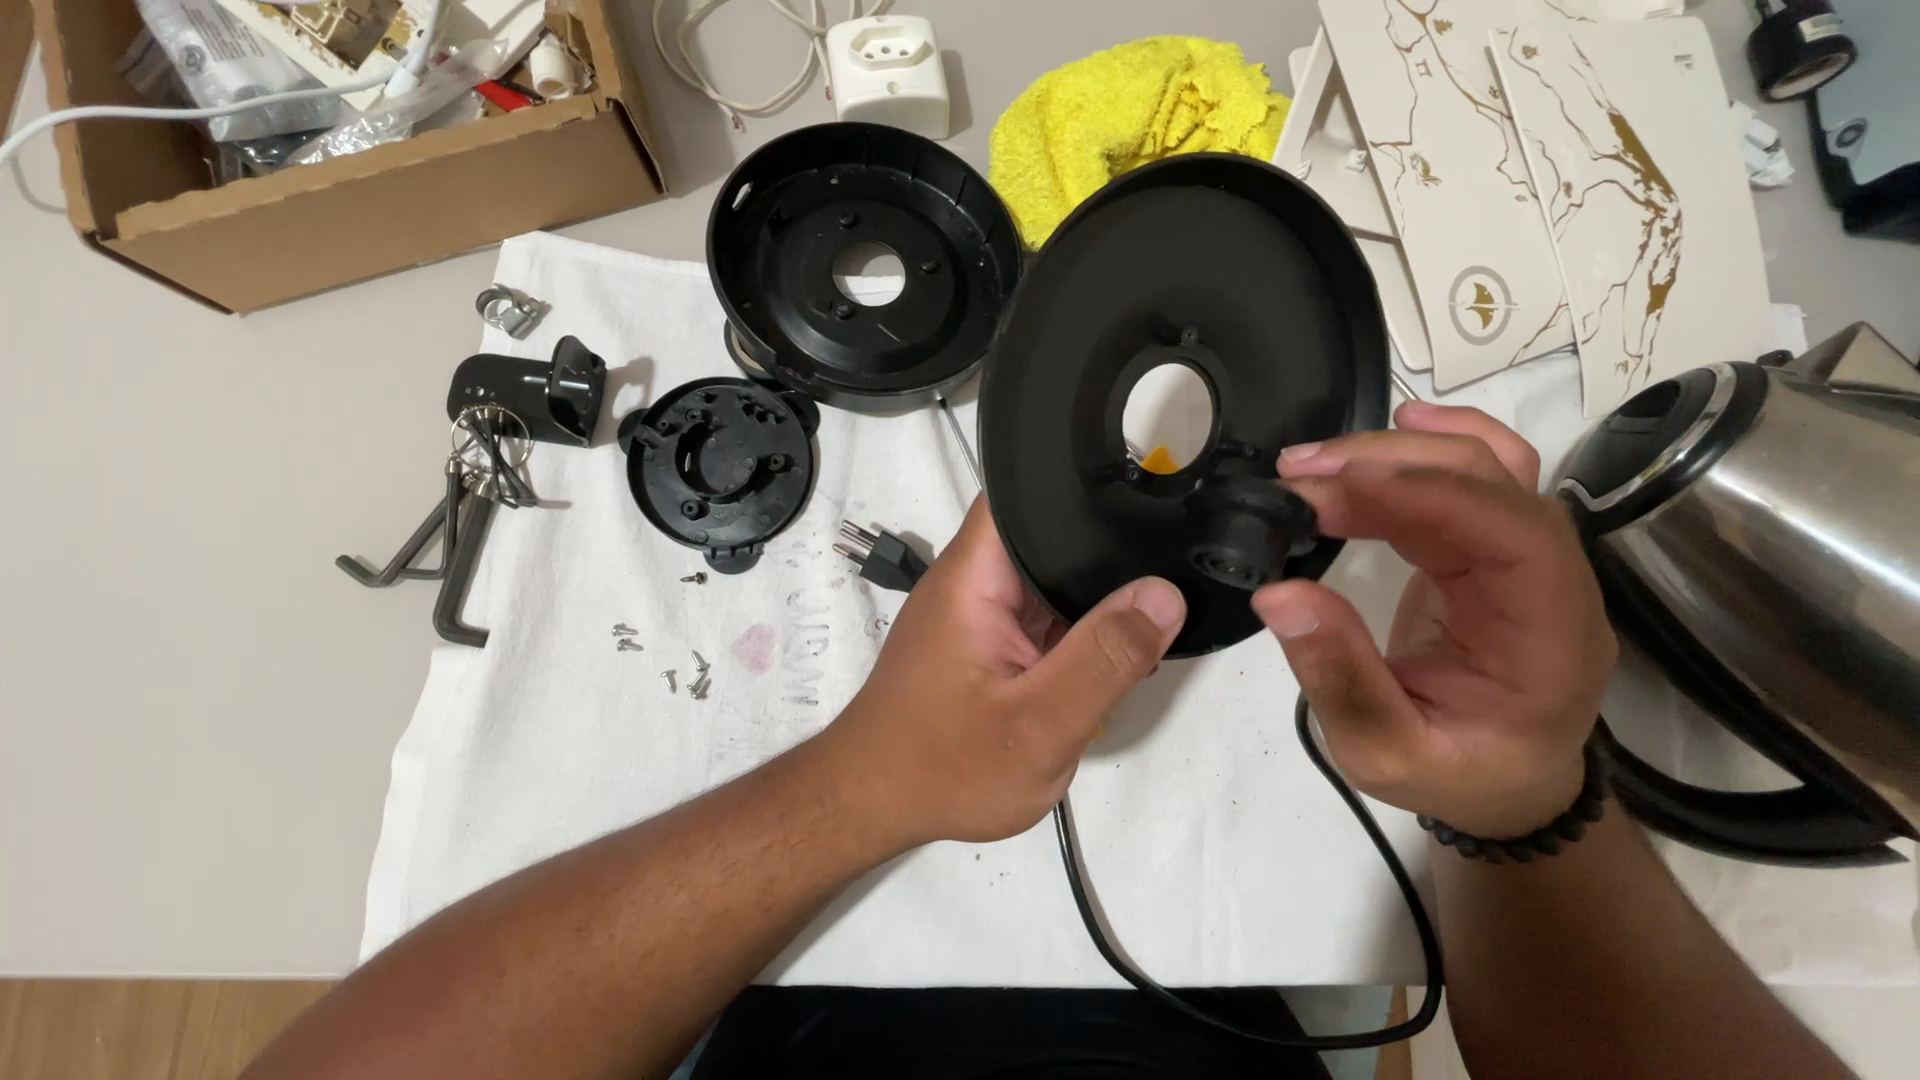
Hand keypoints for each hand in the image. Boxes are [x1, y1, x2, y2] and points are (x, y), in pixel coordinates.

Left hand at [817, 497, 1185, 848]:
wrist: (875, 805)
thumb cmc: (945, 769)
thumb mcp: (1040, 725)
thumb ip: (1103, 660)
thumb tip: (1163, 596)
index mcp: (972, 578)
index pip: (1021, 494)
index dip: (1079, 484)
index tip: (1142, 491)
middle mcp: (969, 582)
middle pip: (1044, 538)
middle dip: (1104, 550)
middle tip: (1172, 566)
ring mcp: (974, 614)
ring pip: (1046, 583)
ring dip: (1091, 599)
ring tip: (1153, 615)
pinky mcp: (980, 643)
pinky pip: (1037, 618)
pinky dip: (1072, 632)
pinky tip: (1110, 654)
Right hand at [1253, 402, 1616, 837]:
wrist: (1507, 782)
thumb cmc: (1454, 774)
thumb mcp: (1383, 753)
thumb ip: (1338, 678)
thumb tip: (1278, 593)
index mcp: (1547, 637)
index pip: (1510, 535)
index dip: (1427, 494)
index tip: (1333, 485)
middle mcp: (1553, 583)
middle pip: (1493, 485)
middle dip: (1388, 465)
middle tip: (1294, 475)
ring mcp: (1530, 561)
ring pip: (1482, 470)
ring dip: (1396, 452)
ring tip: (1310, 462)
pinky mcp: (1495, 552)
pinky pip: (1477, 481)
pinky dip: (1435, 447)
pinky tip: (1397, 424)